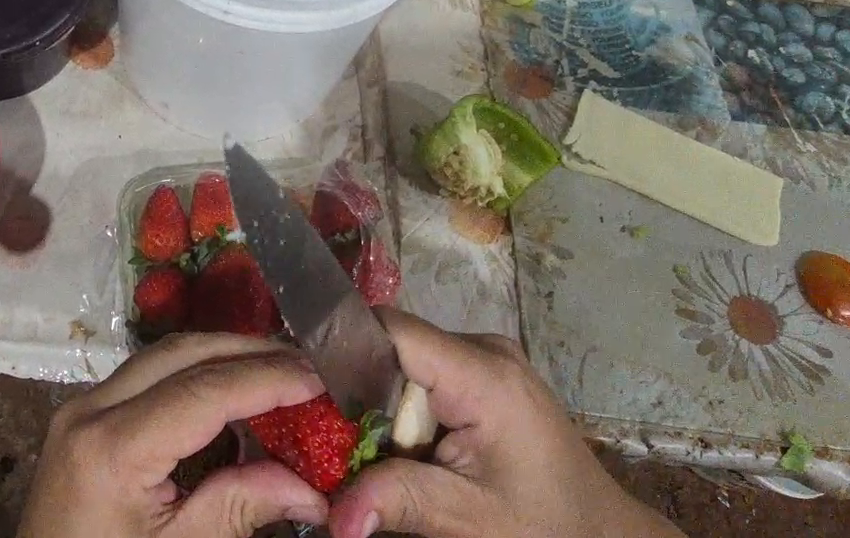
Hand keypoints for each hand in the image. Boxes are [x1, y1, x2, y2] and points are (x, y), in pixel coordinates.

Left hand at [19, 333, 329, 537]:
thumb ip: (241, 508)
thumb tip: (315, 489)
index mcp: (112, 446)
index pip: (204, 390)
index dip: (266, 378)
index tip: (320, 377)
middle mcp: (91, 407)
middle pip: (182, 353)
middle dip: (249, 351)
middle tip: (306, 365)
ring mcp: (83, 406)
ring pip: (163, 355)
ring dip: (222, 354)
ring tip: (278, 369)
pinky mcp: (84, 415)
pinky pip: (146, 374)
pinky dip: (194, 371)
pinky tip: (230, 388)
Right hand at [329, 310, 683, 537]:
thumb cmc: (549, 529)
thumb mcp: (474, 522)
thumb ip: (401, 503)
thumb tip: (334, 520)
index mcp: (483, 374)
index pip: (394, 330)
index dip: (344, 346)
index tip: (301, 380)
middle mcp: (482, 349)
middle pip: (393, 345)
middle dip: (357, 386)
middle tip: (317, 424)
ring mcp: (484, 357)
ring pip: (403, 359)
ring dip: (378, 399)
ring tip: (350, 438)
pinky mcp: (482, 373)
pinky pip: (424, 373)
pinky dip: (401, 405)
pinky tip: (394, 441)